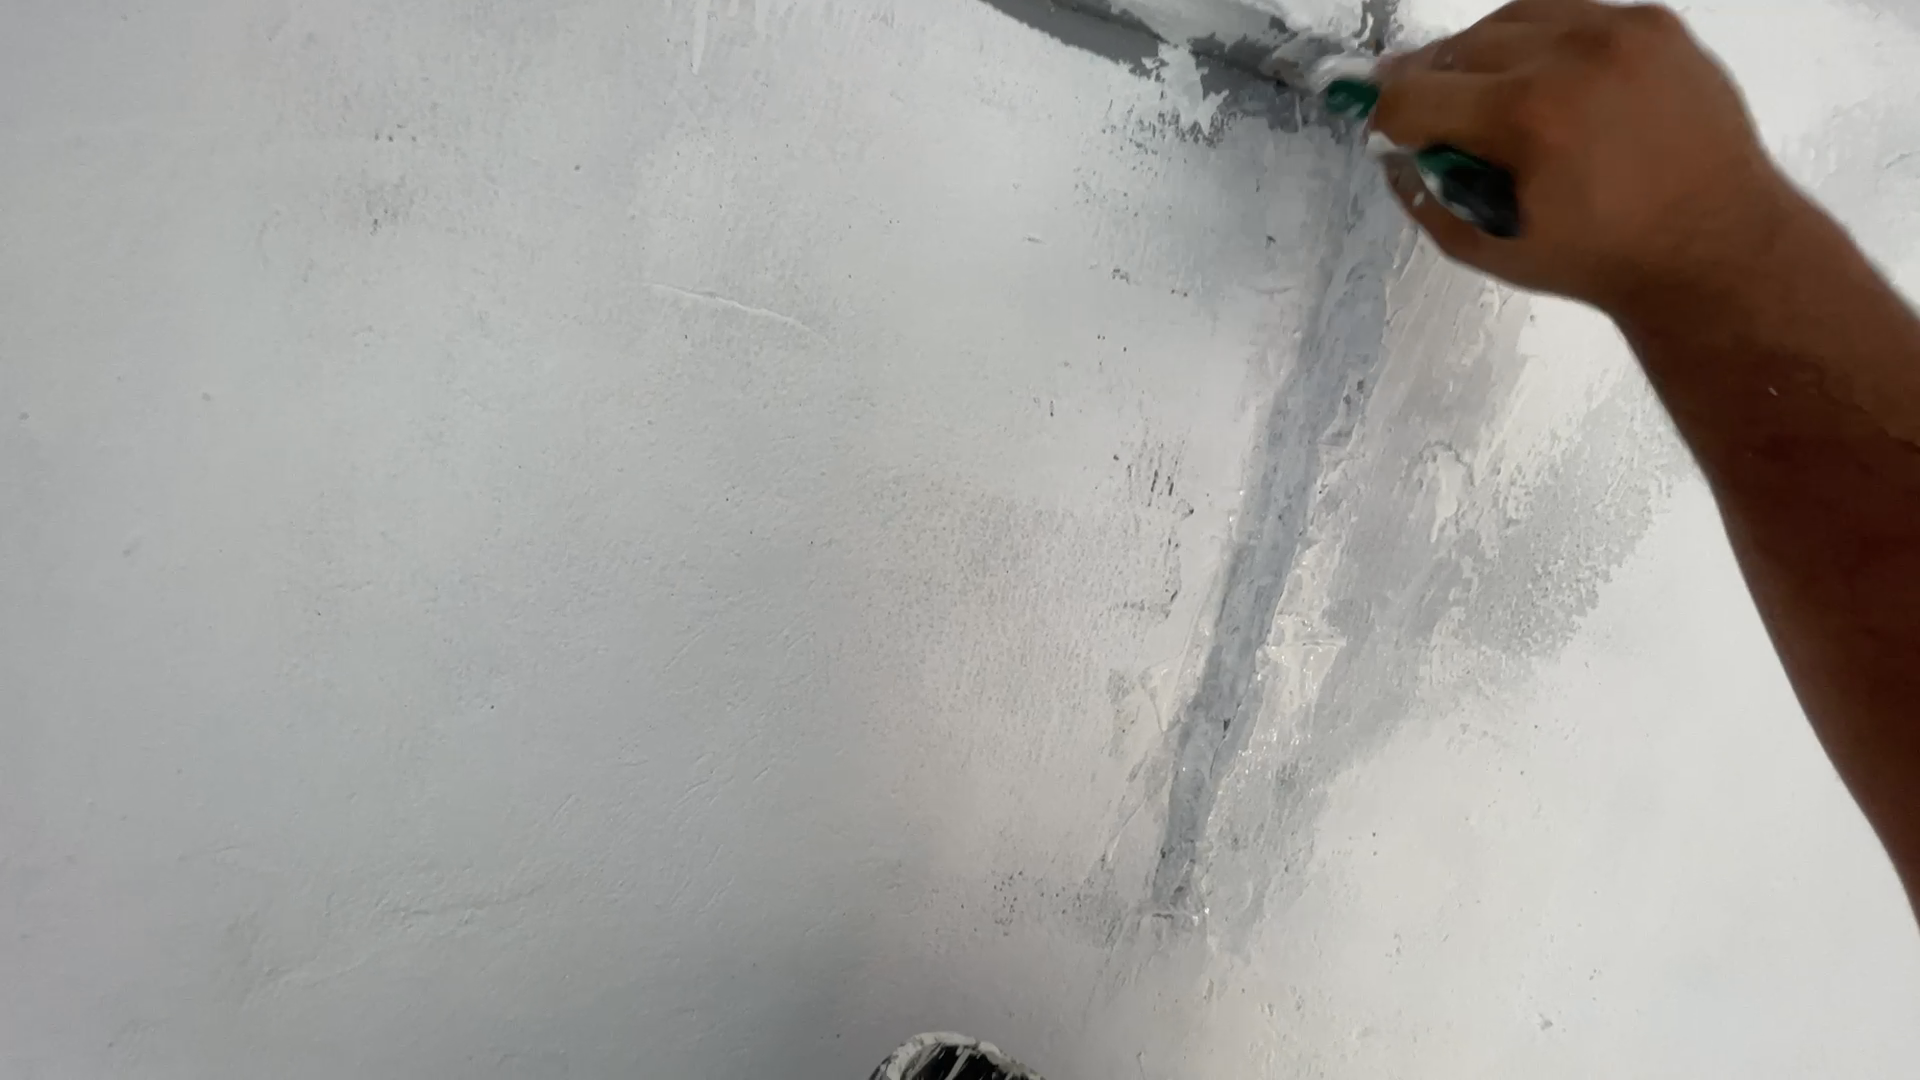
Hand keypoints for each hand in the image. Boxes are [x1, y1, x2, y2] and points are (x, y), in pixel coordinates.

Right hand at [1372, 0, 1796, 315]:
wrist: (1708, 240)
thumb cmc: (1589, 257)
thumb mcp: (1481, 246)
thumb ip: (1424, 197)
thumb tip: (1396, 155)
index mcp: (1525, 115)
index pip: (1413, 94)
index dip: (1383, 118)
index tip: (1383, 137)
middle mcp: (1572, 54)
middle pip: (1456, 46)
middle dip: (1423, 82)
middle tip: (1415, 116)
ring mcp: (1620, 28)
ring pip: (1510, 17)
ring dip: (1473, 55)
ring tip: (1470, 94)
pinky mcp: (1654, 23)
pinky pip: (1567, 13)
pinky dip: (1531, 42)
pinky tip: (1530, 81)